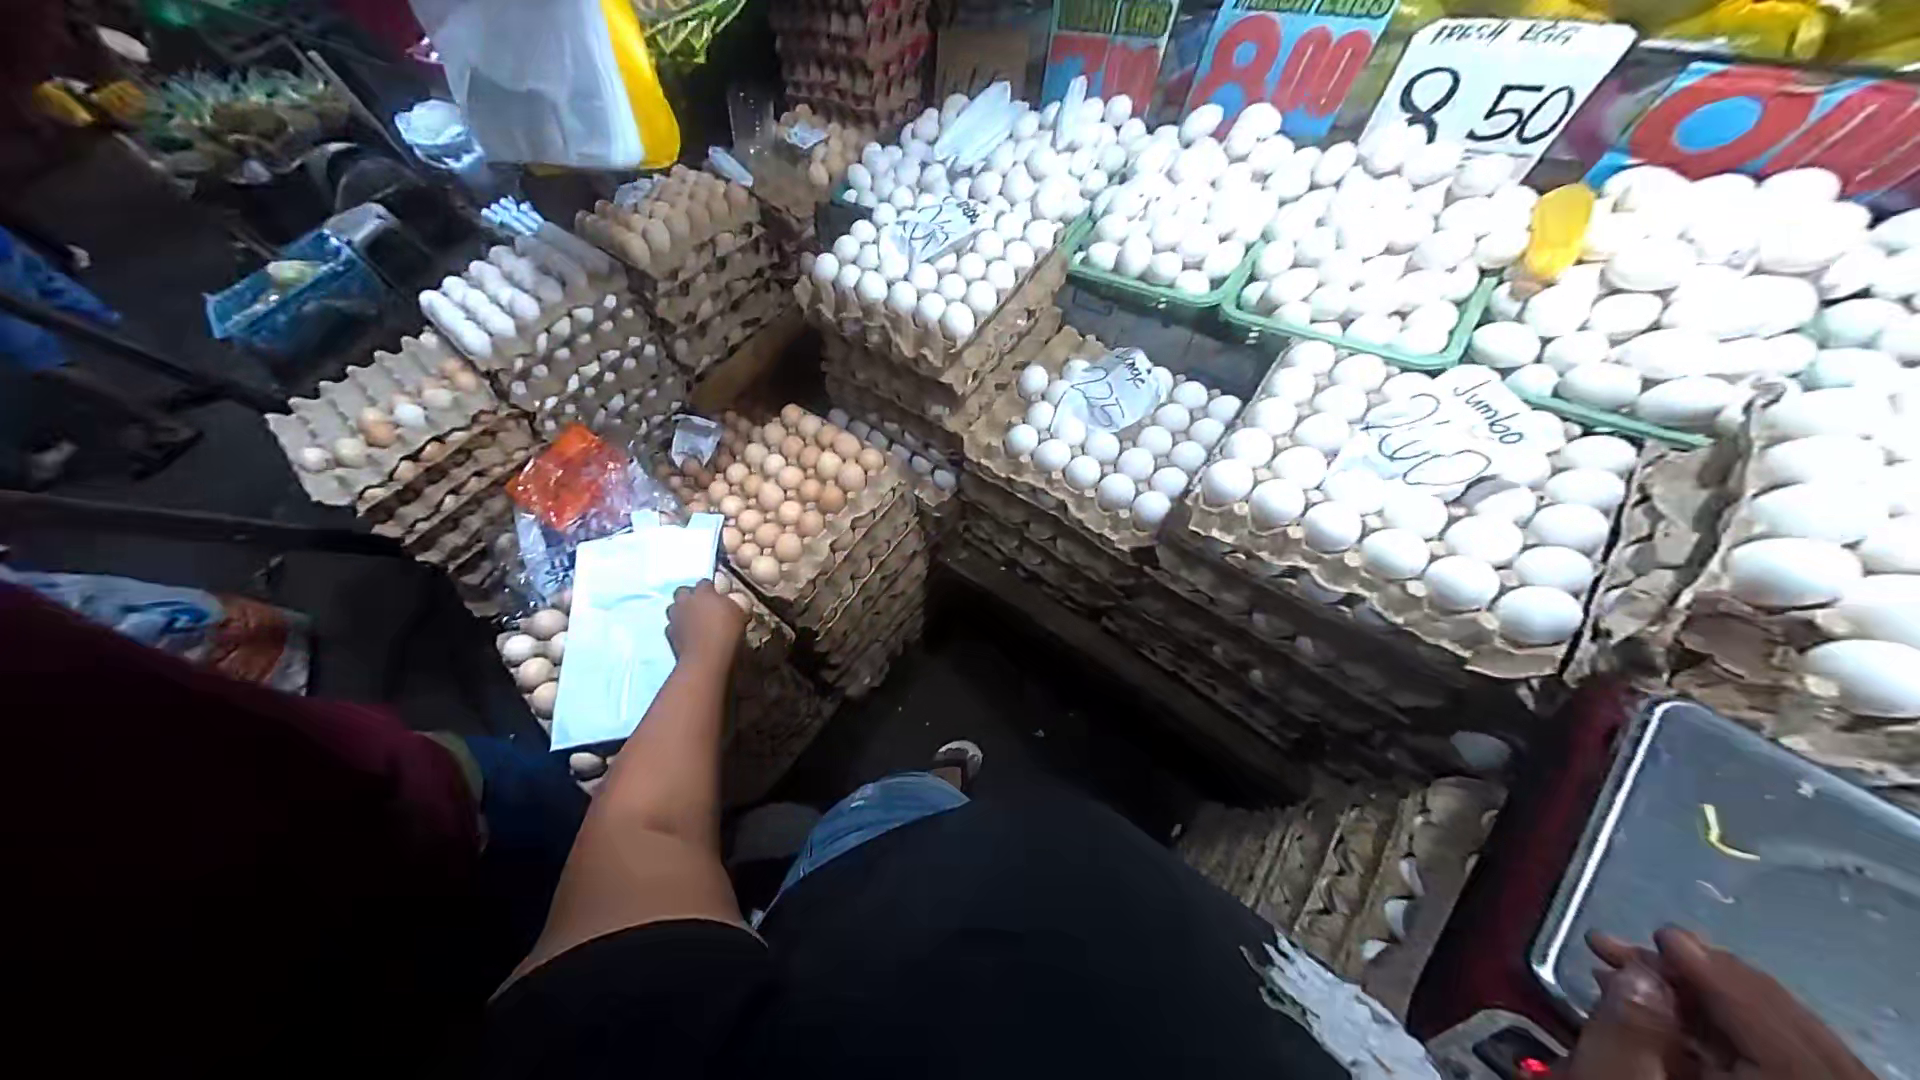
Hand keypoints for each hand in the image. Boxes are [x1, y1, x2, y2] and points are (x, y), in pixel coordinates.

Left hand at [666, 580, 745, 669]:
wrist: (706, 659)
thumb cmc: (726, 632)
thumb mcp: (740, 612)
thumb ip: (735, 602)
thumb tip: (734, 599)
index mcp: (703, 592)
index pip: (705, 583)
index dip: (712, 589)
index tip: (720, 596)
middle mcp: (685, 601)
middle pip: (683, 592)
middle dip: (691, 597)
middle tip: (703, 606)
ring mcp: (674, 618)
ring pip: (674, 608)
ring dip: (682, 611)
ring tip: (694, 621)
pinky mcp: (669, 635)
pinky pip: (673, 626)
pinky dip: (680, 629)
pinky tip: (689, 636)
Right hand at [1569, 926, 1875, 1079]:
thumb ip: (1629, 1030)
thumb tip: (1640, 973)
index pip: (1792, 1056)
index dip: (1730, 987)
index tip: (1667, 935)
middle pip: (1805, 1055)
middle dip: (1720, 988)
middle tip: (1650, 943)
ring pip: (1789, 1063)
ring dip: (1710, 1005)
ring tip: (1634, 965)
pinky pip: (1764, 1075)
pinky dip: (1713, 1036)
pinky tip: (1654, 1004)